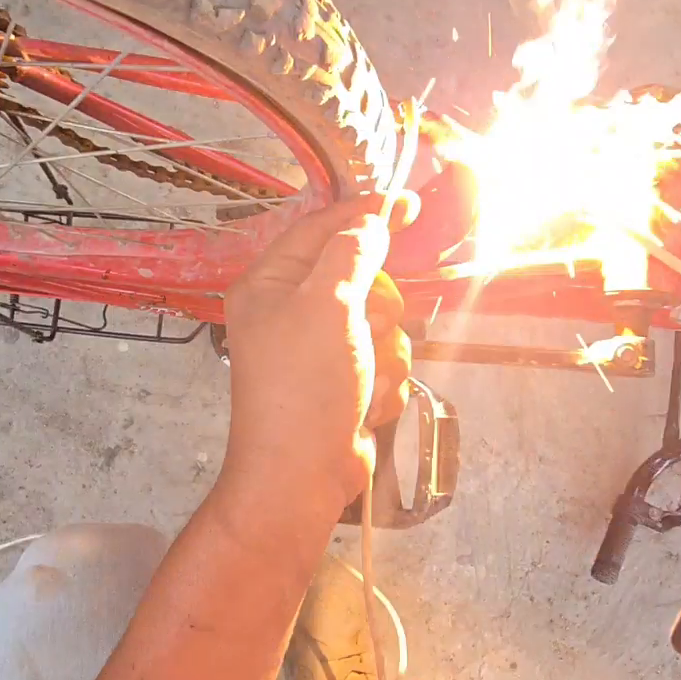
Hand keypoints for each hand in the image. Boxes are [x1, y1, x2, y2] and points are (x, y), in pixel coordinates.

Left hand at [216, 195, 409, 519]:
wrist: (302, 475)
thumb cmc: (305, 384)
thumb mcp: (327, 305)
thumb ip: (352, 253)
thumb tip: (372, 220)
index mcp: (270, 284)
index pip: (321, 230)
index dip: (365, 215)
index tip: (410, 204)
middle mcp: (293, 312)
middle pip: (363, 278)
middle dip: (376, 310)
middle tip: (363, 333)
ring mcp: (322, 350)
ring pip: (385, 324)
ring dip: (384, 355)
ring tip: (360, 383)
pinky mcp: (347, 382)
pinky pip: (387, 362)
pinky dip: (382, 385)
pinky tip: (362, 408)